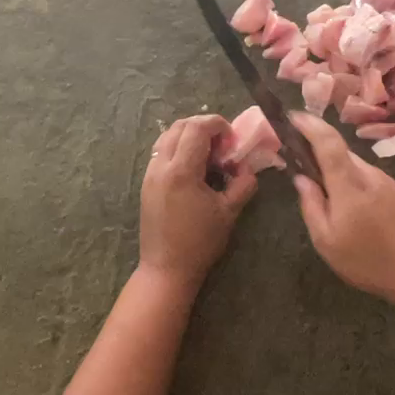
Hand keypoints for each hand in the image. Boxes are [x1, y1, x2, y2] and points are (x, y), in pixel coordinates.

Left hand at [139, 115, 258, 284]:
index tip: (233, 139)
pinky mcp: (146, 183)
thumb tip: (248, 167)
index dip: (217, 125)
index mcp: (181, 171)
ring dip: (189, 136)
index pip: (197, 129)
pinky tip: (194, 167)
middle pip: (179, 126)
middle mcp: (160, 166)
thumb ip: (243, 184)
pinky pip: (160, 152)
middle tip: (223, 144)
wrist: (166, 268)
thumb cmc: (200, 242)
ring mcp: (150, 174)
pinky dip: (178, 148)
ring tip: (209, 154)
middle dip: (203, 127)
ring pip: (166, 136)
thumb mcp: (229, 212)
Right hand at [289, 113, 394, 302]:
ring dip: (335, 169)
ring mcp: (386, 182)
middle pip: (340, 152)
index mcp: (349, 185)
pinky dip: (351, 181)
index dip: (309, 125)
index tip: (292, 117)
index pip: (328, 142)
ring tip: (323, 192)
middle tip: (298, 162)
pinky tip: (349, 206)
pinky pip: (366, 177)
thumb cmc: (367, 261)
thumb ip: (311, 205)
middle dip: (317, 151)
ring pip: (353, 165)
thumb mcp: (326, 241)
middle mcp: (369, 175)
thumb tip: (301, 178)